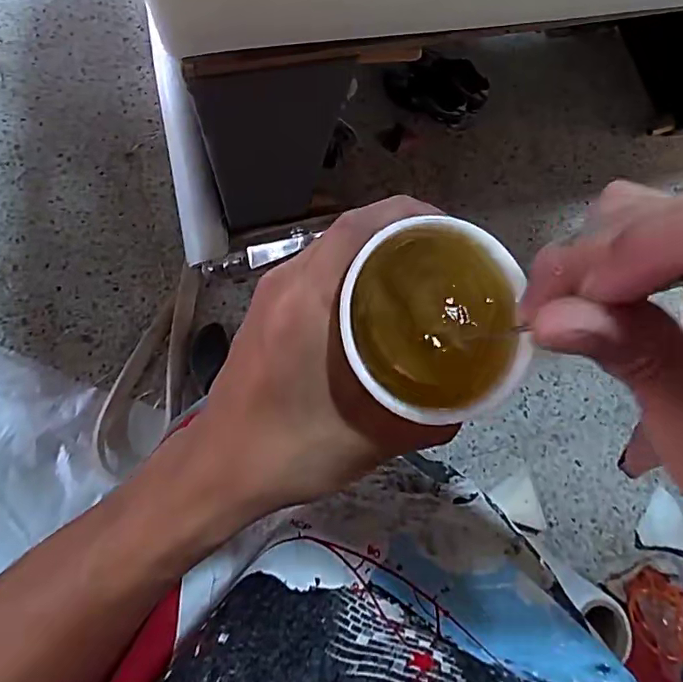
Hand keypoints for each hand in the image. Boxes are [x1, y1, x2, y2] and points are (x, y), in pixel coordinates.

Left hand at [189, 196, 459, 513]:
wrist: (218, 466)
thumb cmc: (288, 450)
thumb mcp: (368, 439)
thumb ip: (424, 420)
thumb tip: (463, 401)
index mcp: (307, 298)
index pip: (357, 227)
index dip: (406, 215)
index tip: (447, 230)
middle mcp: (286, 281)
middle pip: (347, 229)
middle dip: (398, 229)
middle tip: (443, 253)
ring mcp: (272, 290)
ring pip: (331, 246)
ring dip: (373, 246)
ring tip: (417, 270)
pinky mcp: (267, 305)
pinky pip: (317, 266)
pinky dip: (351, 267)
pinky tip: (376, 297)